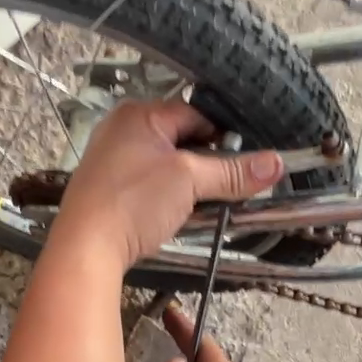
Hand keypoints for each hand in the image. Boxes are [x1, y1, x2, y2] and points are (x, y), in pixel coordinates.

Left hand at [49, 99, 284, 267]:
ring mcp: (110, 162)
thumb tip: (274, 164)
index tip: (242, 162)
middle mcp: (120, 131)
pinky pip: (146, 187)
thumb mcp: (190, 182)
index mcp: (138, 114)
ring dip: (185, 185)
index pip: (194, 115)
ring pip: (163, 166)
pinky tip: (171, 217)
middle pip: (179, 141)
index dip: (222, 137)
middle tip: (222, 188)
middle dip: (204, 164)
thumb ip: (232, 172)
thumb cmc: (130, 203)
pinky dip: (163, 199)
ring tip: (198, 205)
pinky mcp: (106, 192)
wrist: (86, 247)